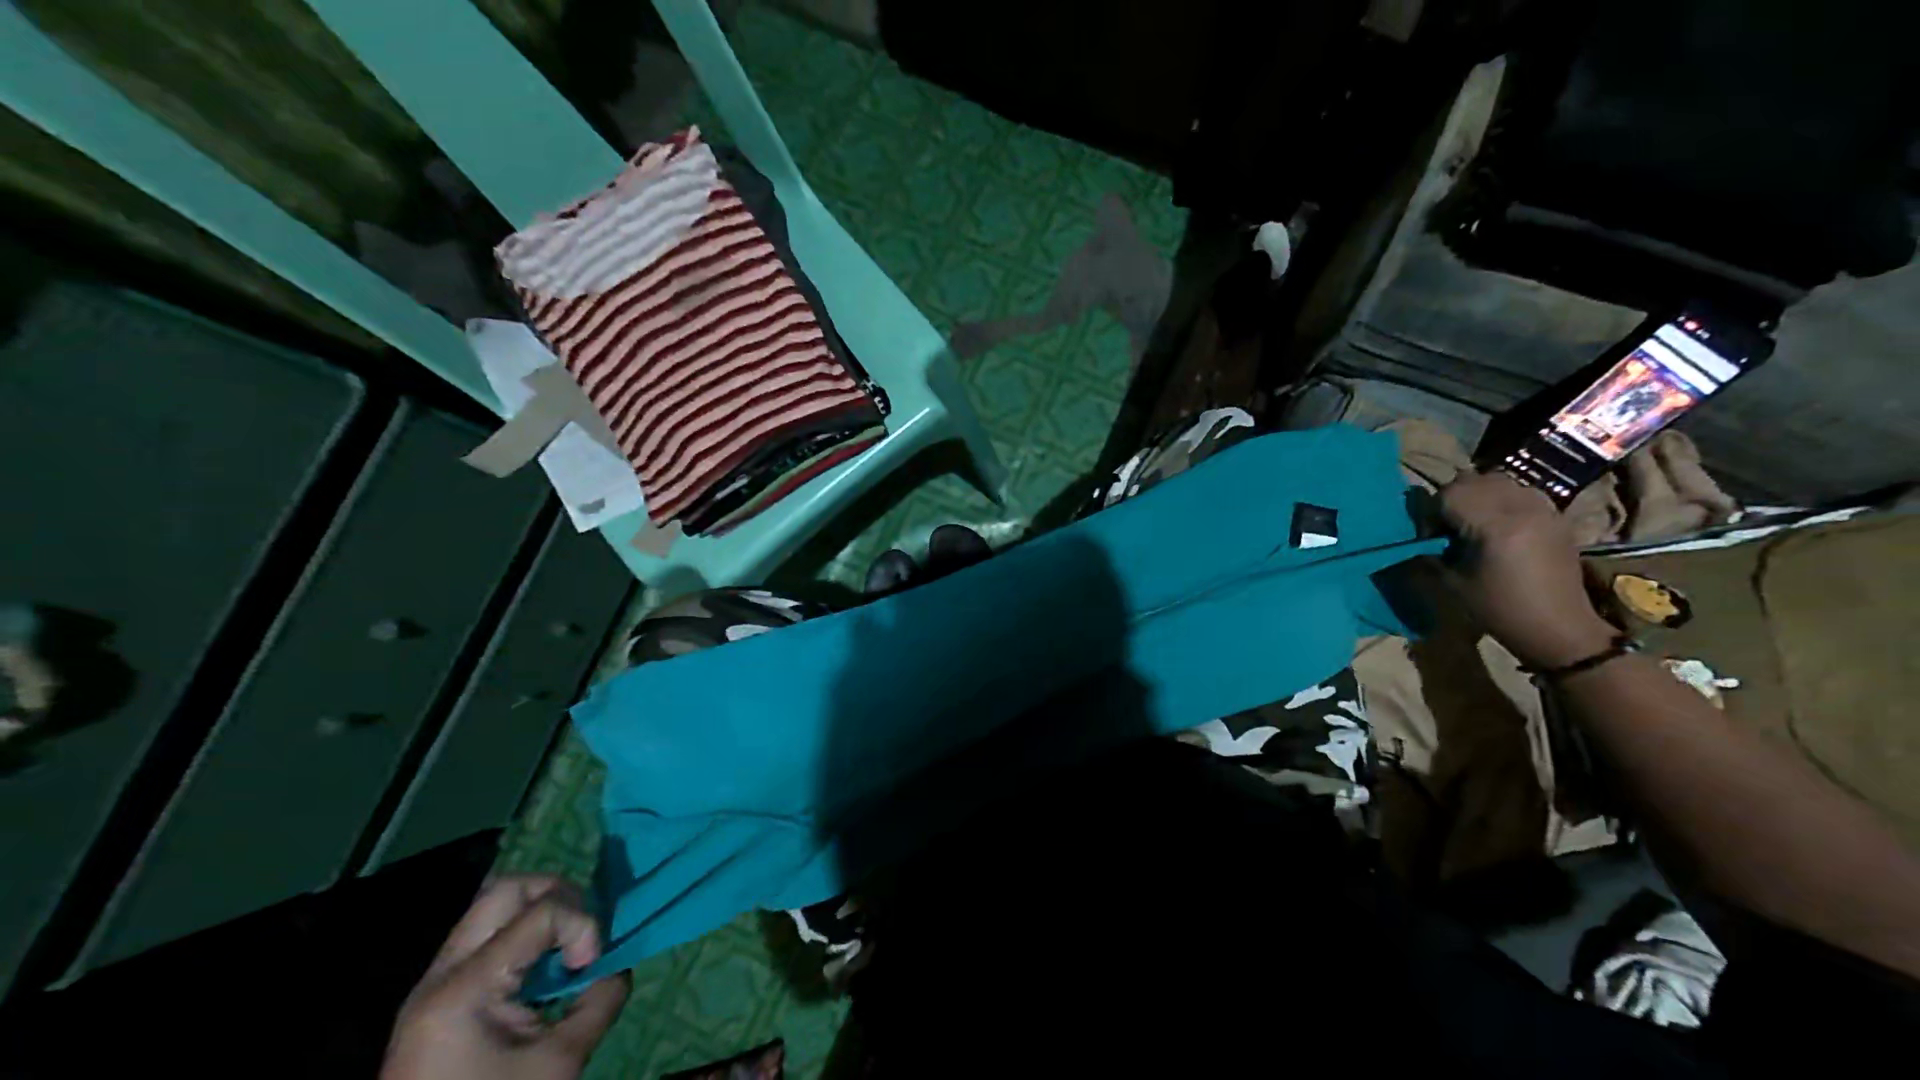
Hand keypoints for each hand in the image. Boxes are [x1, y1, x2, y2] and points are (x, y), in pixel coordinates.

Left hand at [382, 876, 629, 1079]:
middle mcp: (442, 972)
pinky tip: (543, 969)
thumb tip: (619, 967)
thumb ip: (600, 1002)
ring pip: (493, 908)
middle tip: (581, 934)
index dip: (583, 925)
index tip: (591, 967)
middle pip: (506, 889)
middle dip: (558, 896)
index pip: (542, 910)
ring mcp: (433, 982)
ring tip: (564, 950)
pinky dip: (523, 936)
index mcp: (466, 986)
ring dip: (539, 914)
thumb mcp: (559, 1063)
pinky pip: (485, 937)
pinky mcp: (437, 996)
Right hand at [1438, 470, 1616, 668]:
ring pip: (1497, 480)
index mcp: (1495, 525)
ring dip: (1477, 495)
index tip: (1431, 537)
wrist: (1559, 627)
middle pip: (1472, 480)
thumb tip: (1417, 536)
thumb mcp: (1452, 583)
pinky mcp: (1555, 515)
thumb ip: (1430, 551)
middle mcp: (1521, 508)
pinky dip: (1502, 499)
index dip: (1431, 512)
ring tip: (1473, 523)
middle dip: (1451, 499)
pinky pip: (1520, 491)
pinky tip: (1500, 524)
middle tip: (1447, 528)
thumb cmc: (1499, 609)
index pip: (1449, 493)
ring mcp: (1543, 508)